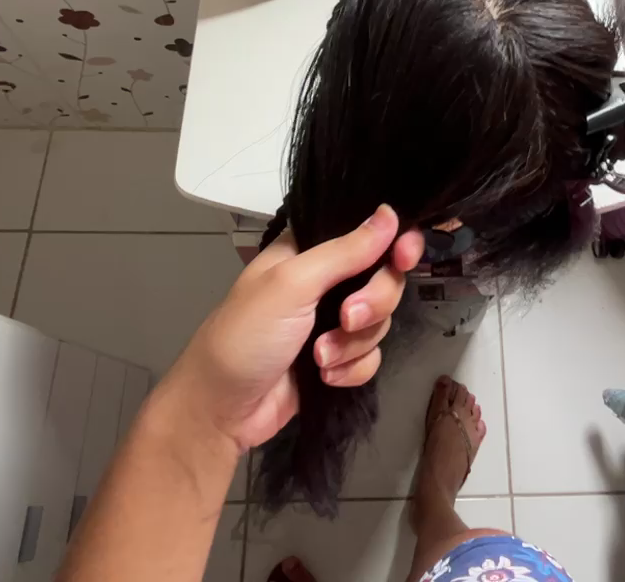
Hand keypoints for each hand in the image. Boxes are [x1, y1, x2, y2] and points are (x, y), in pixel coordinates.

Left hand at [160, 205, 425, 451]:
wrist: (220, 411)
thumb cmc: (246, 335)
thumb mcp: (292, 285)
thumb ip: (345, 251)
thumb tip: (390, 213)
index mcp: (310, 249)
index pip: (367, 232)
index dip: (393, 242)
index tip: (403, 258)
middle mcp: (326, 279)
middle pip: (383, 277)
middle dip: (372, 303)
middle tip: (346, 318)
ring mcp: (332, 320)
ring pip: (379, 320)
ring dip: (354, 342)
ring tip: (319, 358)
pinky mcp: (337, 358)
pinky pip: (371, 355)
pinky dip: (353, 368)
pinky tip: (325, 378)